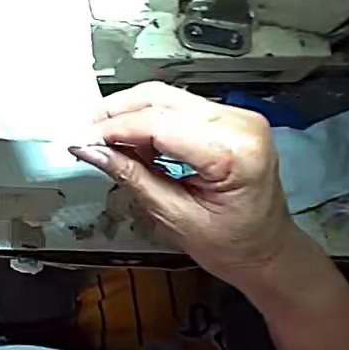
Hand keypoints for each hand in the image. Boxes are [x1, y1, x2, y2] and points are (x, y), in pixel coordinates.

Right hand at [71, 82, 310, 288]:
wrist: (267, 251)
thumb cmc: (232, 245)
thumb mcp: (174, 217)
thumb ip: (132, 176)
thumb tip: (91, 150)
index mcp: (236, 152)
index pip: (160, 124)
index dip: (114, 129)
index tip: (81, 139)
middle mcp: (240, 124)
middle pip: (161, 99)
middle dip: (116, 114)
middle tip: (85, 135)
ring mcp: (236, 117)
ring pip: (165, 98)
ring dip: (128, 115)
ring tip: (103, 141)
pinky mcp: (226, 118)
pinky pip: (176, 107)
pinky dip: (146, 120)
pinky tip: (129, 140)